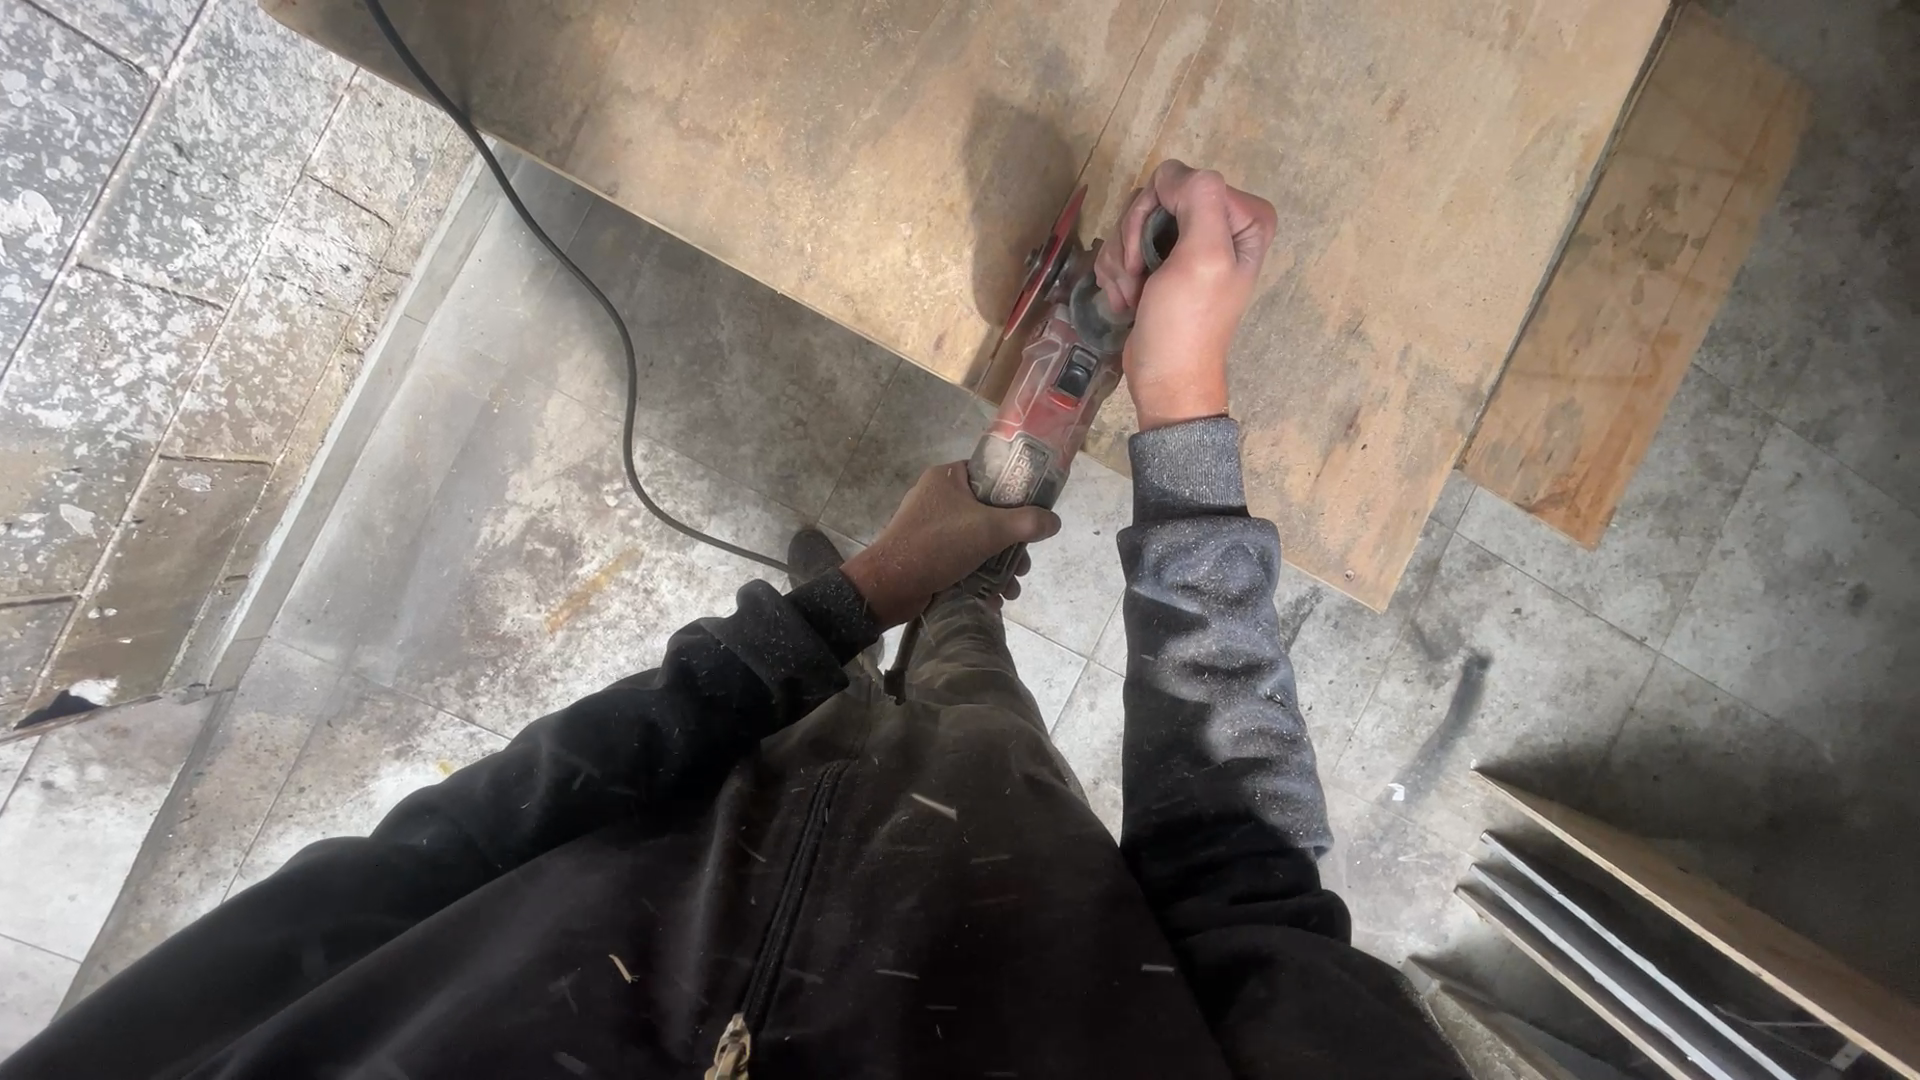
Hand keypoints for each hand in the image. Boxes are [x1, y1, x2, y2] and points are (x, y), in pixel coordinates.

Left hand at [841, 463, 1060, 627]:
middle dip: (1011, 545)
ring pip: (978, 542)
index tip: (1033, 515)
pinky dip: (979, 577)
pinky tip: (993, 599)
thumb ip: (1027, 523)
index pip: (989, 475)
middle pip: (989, 514)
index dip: (1015, 494)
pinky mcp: (928, 555)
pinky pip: (962, 560)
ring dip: (999, 567)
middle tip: (1024, 566)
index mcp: (947, 478)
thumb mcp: (990, 530)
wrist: (889, 586)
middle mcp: (938, 498)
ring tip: (1012, 590)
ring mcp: (931, 528)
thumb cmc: (938, 544)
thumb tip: (1055, 521)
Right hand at [1093, 160, 1276, 430]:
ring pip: (1131, 225)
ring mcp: (1186, 246)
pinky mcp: (1159, 266)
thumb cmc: (1186, 324)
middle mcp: (1218, 224)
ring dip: (1122, 264)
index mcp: (1243, 216)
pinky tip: (1128, 302)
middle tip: (1138, 279)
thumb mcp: (1203, 256)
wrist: (1164, 380)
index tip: (1150, 258)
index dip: (1154, 214)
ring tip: (1134, 297)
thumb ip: (1198, 197)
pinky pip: (1122, 249)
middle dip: (1133, 243)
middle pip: (1152, 200)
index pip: (1179, 179)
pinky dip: (1117, 277)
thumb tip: (1168, 176)